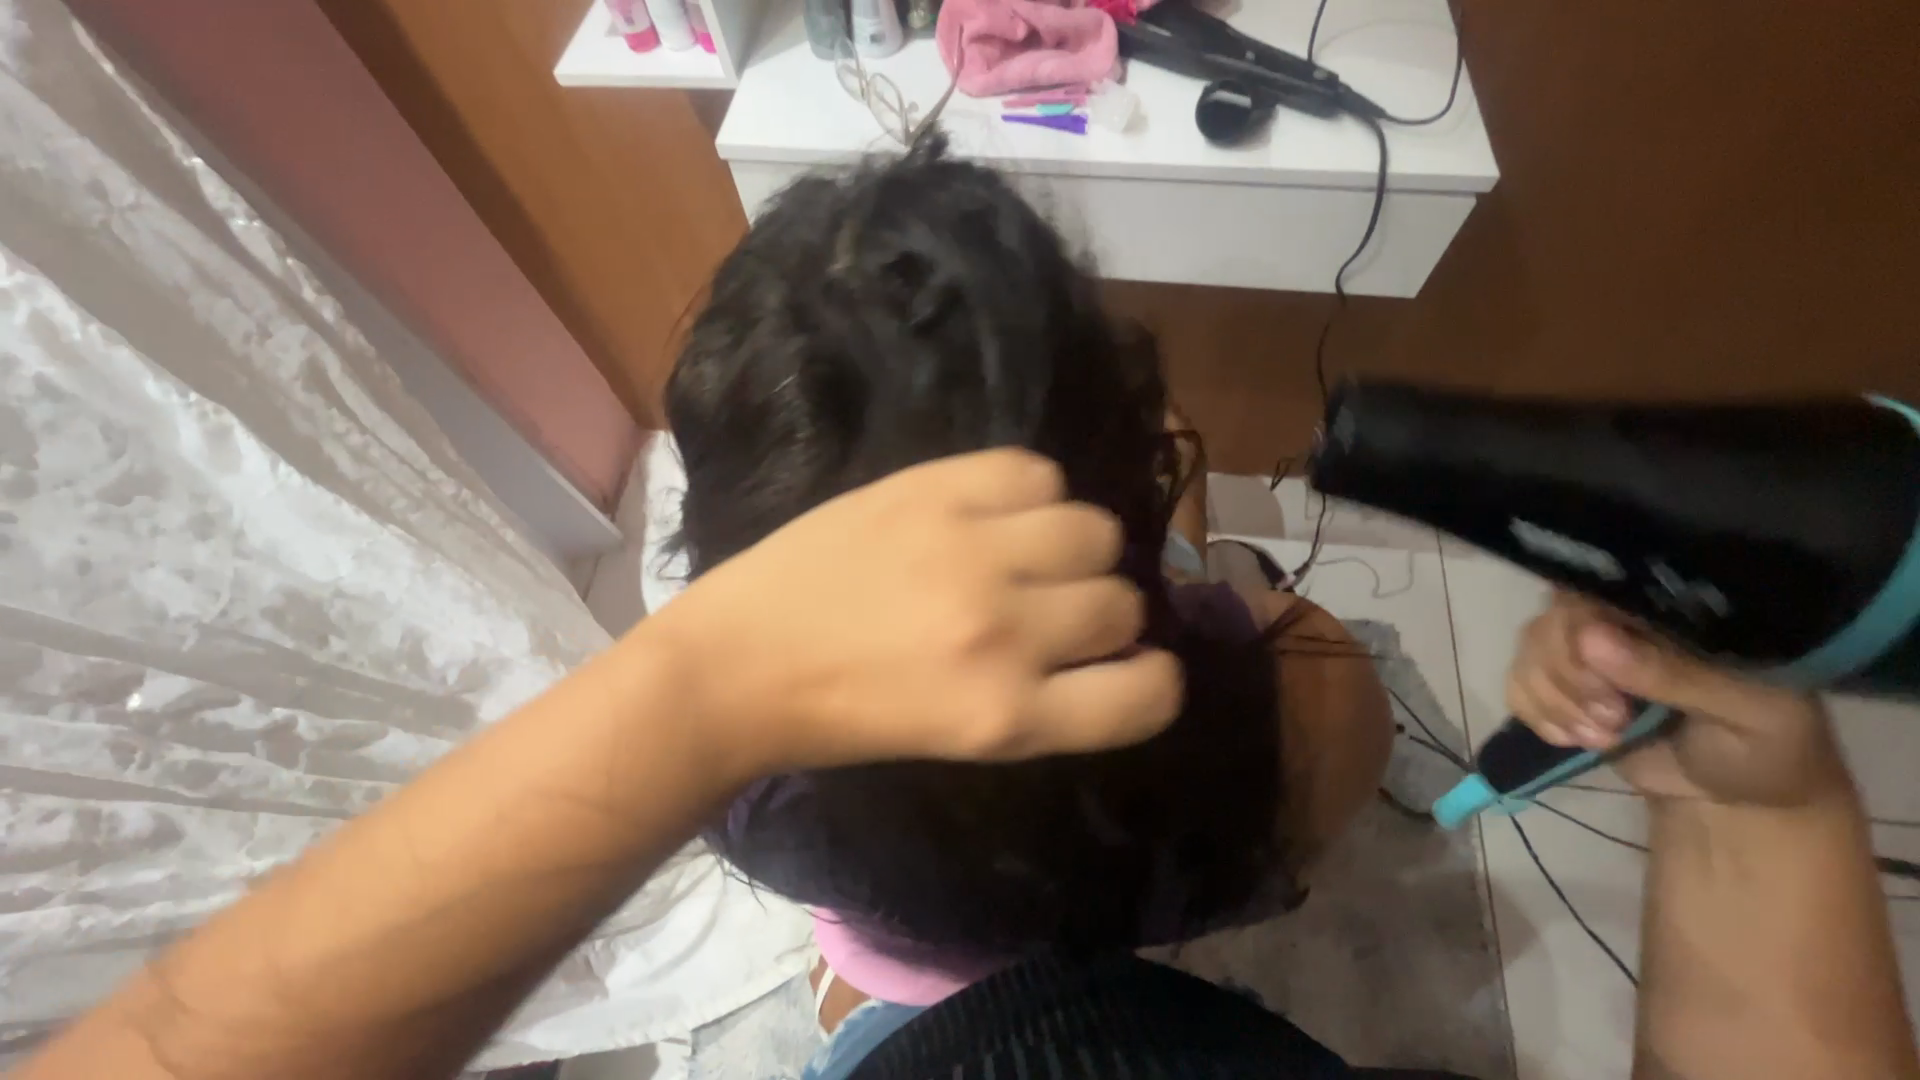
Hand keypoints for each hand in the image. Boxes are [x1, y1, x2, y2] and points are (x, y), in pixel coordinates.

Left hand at [644, 449, 1183, 776]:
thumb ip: (1048, 698)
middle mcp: (1004, 631)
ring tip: (1023, 553)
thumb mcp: (963, 738)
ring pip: (1096, 528)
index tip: (1130, 665)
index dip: (1151, 678)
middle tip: (1050, 609)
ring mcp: (969, 550)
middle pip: (1122, 602)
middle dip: (1099, 611)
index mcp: (1007, 716)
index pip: (1147, 694)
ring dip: (1073, 548)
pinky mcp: (932, 488)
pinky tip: (992, 513)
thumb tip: (1118, 644)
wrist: (740, 663)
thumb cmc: (849, 715)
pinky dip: (1030, 493)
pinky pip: (1036, 471)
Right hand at [1507, 593, 1850, 806]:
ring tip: (1604, 737)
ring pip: (1529, 654)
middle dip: (1569, 681)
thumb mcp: (1745, 714)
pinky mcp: (1555, 682)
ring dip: (1555, 703)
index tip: (1610, 692)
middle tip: (1615, 722)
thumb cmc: (1765, 749)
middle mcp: (1617, 618)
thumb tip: (1593, 640)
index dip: (1582, 637)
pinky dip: (1537, 715)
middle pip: (1551, 625)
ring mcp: (1580, 649)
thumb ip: (1677, 676)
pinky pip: (1515, 683)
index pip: (1597, 593)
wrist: (1737, 799)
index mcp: (1668, 611)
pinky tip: (1573, 738)